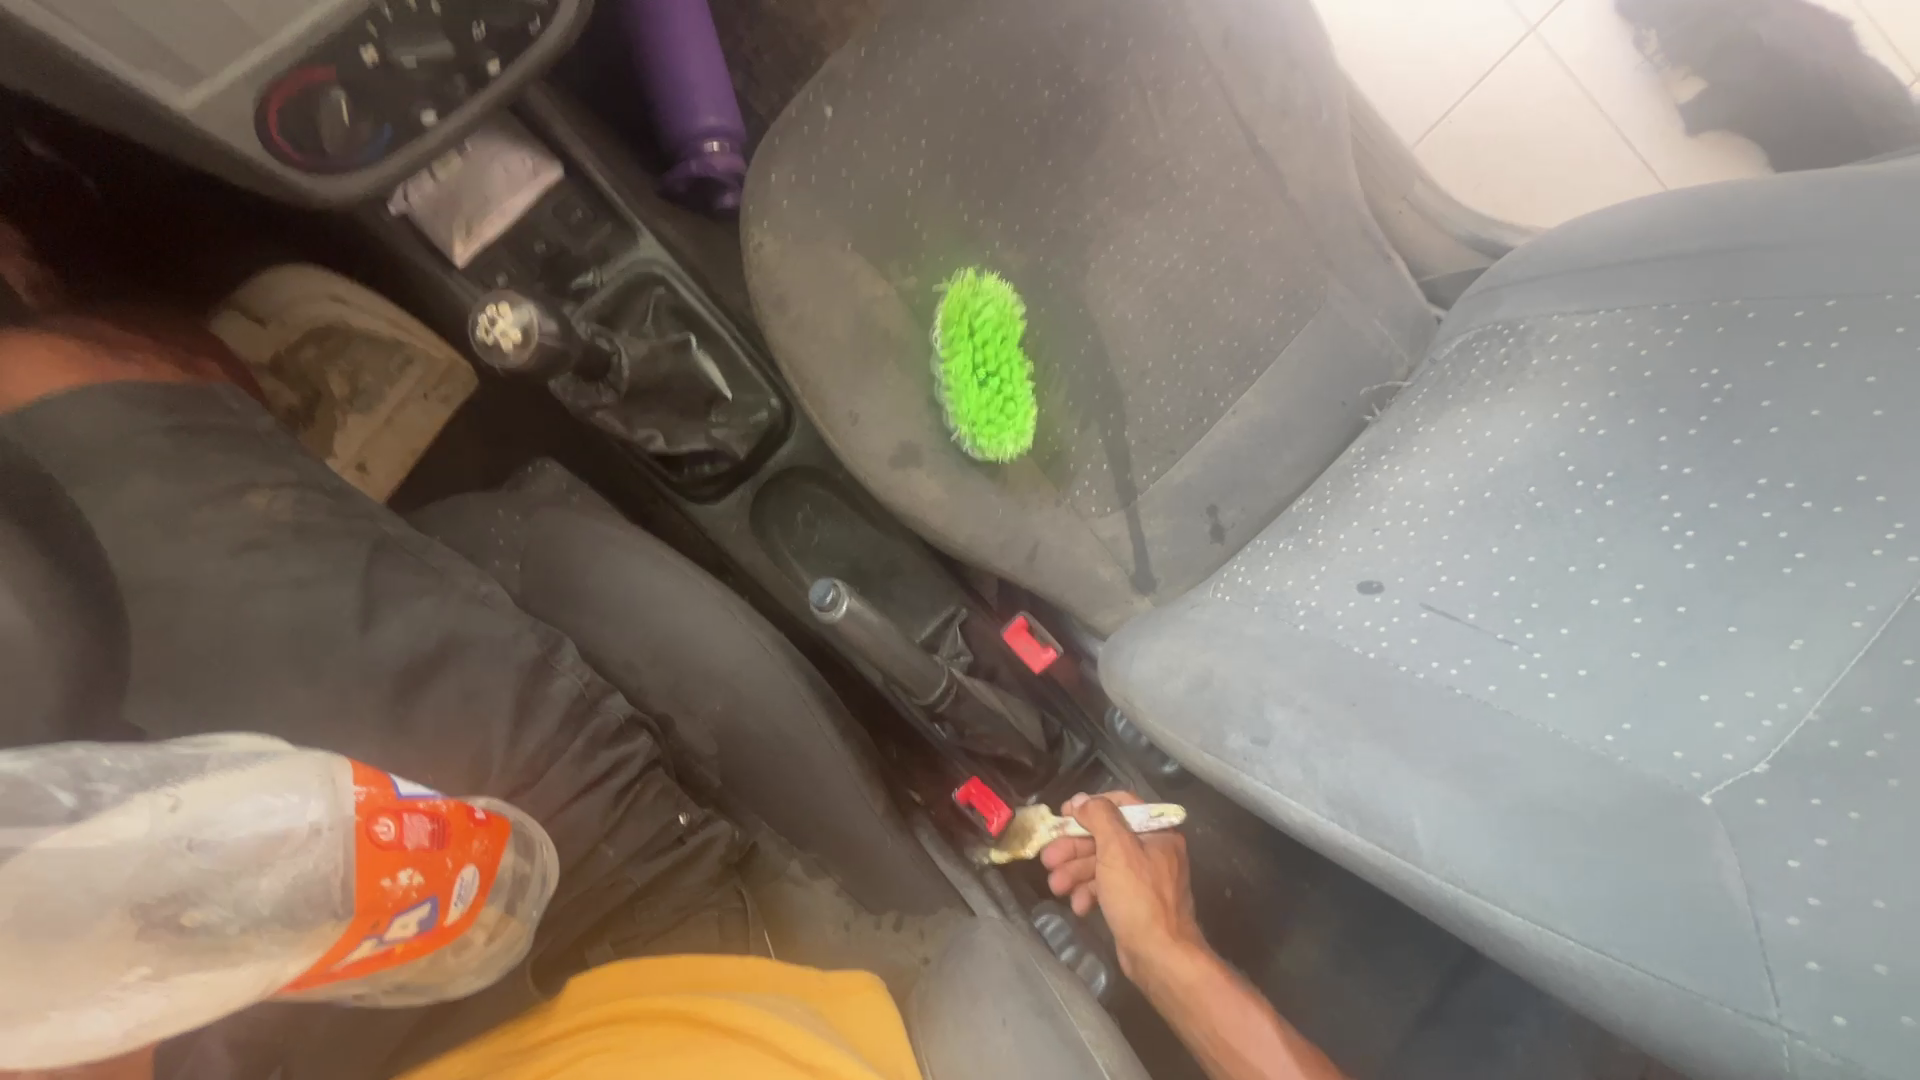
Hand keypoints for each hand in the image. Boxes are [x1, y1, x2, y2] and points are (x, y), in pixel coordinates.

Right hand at [1041, 791, 1203, 977]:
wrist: (1161, 958)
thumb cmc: (1139, 897)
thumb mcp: (1117, 849)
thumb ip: (1099, 817)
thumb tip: (1081, 800)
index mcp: (1156, 833)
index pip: (1120, 805)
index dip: (1090, 806)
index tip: (1064, 814)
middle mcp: (1151, 851)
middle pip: (1104, 838)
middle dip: (1073, 849)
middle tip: (1047, 859)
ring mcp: (1142, 879)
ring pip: (1101, 864)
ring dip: (1075, 872)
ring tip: (1056, 886)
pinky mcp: (1133, 903)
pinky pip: (1106, 888)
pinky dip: (1089, 893)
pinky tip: (1078, 906)